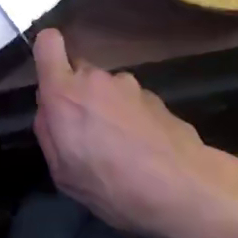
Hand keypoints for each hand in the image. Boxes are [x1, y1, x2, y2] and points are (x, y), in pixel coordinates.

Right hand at [31, 29, 237, 237]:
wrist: (190, 193)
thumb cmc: (114, 186)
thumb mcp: (64, 173)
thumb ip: (48, 133)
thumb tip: (48, 112)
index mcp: (63, 93)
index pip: (49, 43)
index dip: (48, 51)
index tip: (52, 73)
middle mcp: (95, 80)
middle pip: (80, 73)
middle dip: (82, 95)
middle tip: (91, 132)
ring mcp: (131, 87)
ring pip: (110, 90)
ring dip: (111, 110)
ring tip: (125, 149)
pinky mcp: (160, 101)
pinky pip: (136, 105)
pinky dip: (137, 122)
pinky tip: (148, 152)